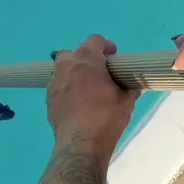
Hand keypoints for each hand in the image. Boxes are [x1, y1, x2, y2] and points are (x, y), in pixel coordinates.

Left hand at [46, 34, 135, 149]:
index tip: (114, 59)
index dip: (106, 47)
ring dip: (74, 74)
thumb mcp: (126, 100)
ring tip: (87, 90)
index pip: (95, 40)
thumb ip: (130, 88)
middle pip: (74, 52)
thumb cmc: (106, 116)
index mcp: (86, 58)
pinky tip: (77, 103)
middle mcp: (66, 65)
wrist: (80, 143)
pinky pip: (58, 86)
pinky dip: (67, 89)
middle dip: (86, 59)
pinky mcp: (48, 99)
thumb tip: (135, 86)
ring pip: (63, 69)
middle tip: (99, 74)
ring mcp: (54, 81)